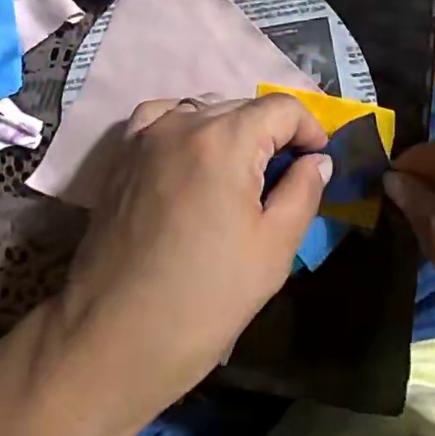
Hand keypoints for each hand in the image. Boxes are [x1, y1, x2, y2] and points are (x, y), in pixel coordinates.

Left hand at [55, 94, 331, 414]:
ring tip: (240, 173)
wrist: (117, 329)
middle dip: (271, 132)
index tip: (317, 160)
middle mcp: (181, 122)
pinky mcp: (120, 154)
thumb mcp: (272, 249)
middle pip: (240, 106)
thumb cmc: (206, 297)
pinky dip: (183, 125)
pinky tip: (192, 154)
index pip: (280, 108)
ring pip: (200, 110)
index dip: (309, 128)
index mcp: (224, 139)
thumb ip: (301, 193)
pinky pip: (159, 118)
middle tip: (283, 177)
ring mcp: (144, 135)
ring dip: (229, 129)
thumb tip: (316, 160)